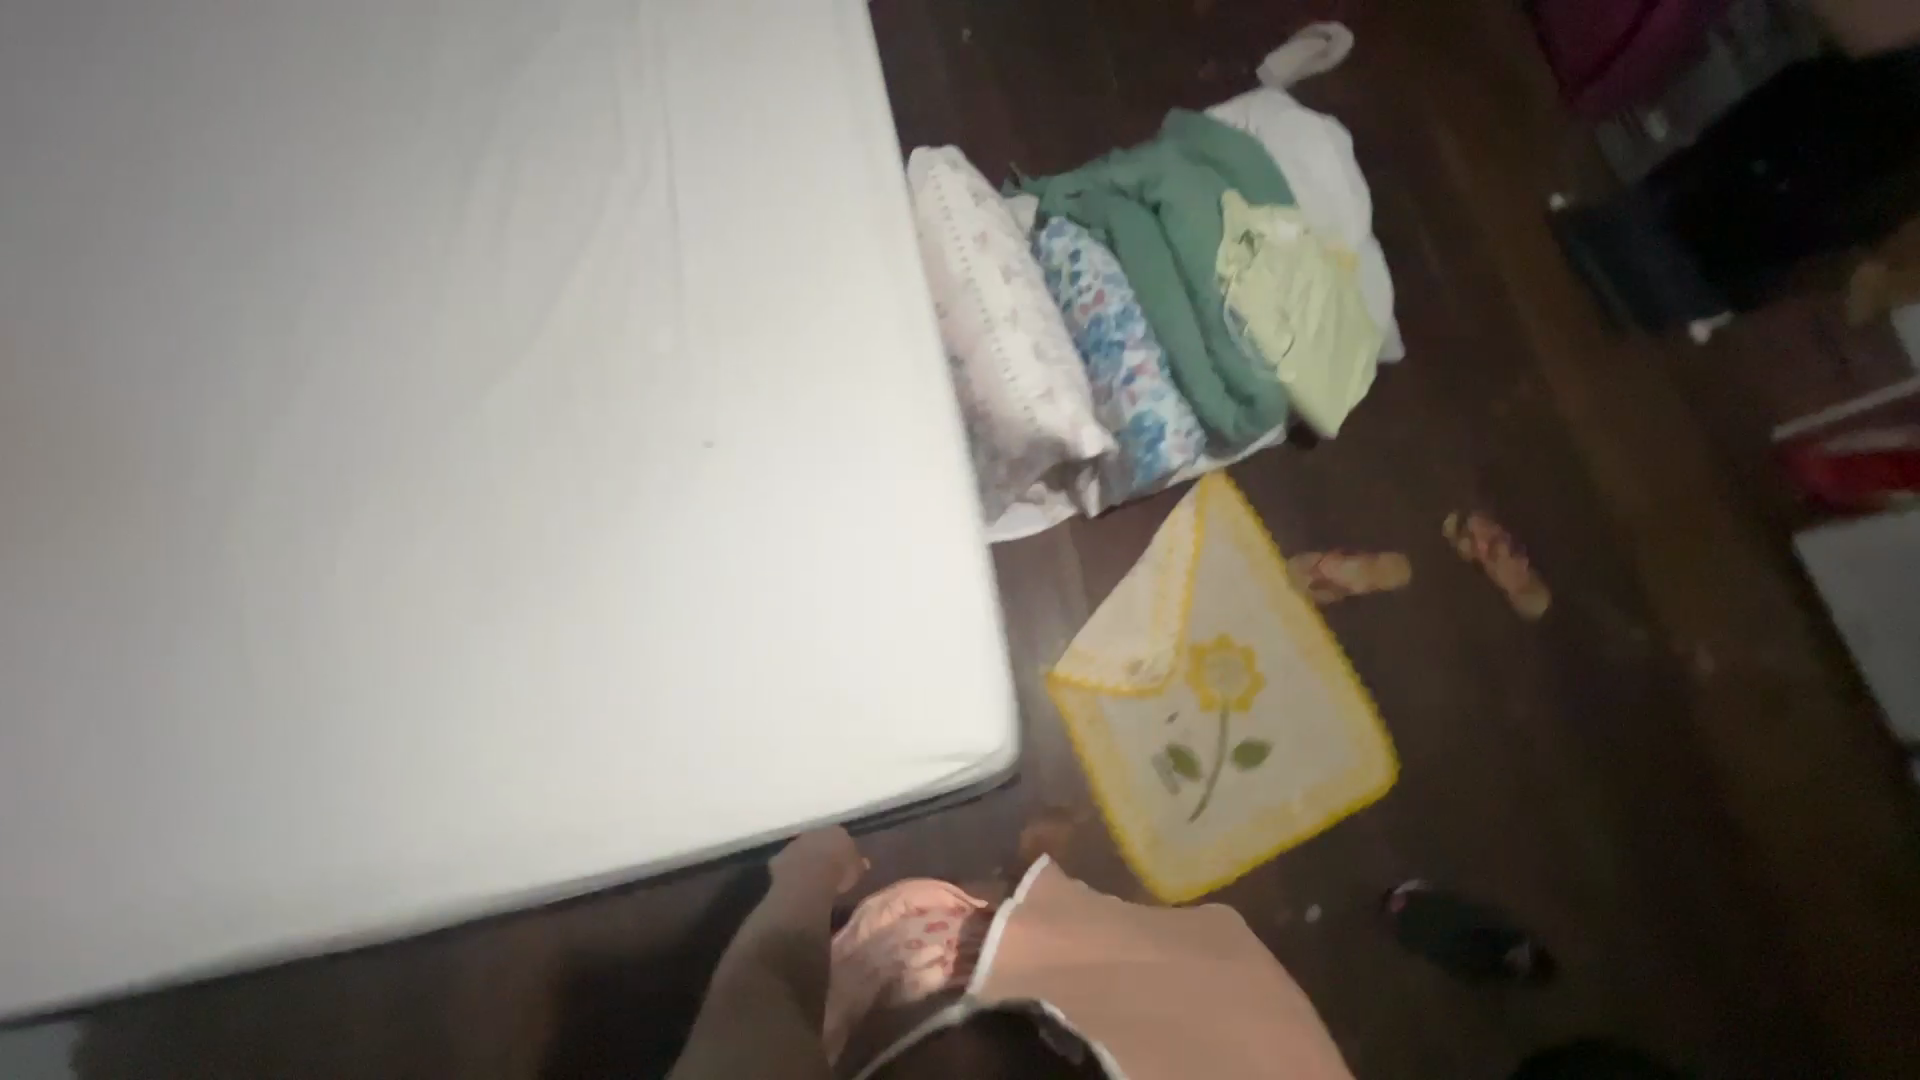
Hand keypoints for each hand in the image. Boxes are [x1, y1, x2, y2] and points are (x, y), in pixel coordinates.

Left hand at [770, 826, 866, 895]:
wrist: (808, 880)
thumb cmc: (838, 873)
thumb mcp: (856, 872)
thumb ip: (859, 865)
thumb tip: (864, 863)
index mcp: (837, 832)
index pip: (841, 837)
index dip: (842, 850)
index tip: (843, 862)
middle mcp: (815, 833)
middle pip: (819, 841)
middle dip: (822, 852)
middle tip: (826, 869)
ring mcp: (795, 844)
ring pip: (801, 850)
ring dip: (804, 860)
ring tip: (809, 878)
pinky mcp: (780, 858)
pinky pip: (786, 863)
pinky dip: (789, 870)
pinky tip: (794, 883)